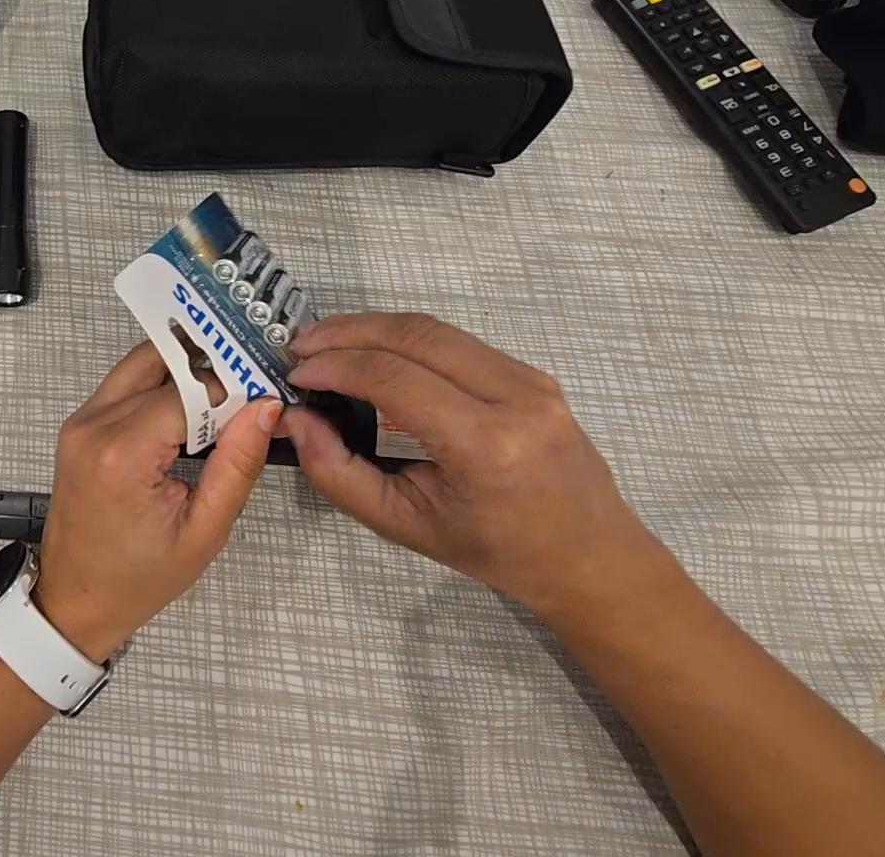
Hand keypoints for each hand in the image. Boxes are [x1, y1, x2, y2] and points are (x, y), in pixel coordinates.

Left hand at [36, 342, 282, 662]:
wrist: (75, 598)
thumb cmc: (136, 578)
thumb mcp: (204, 531)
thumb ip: (238, 464)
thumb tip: (265, 408)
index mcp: (122, 455)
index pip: (188, 392)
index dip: (231, 389)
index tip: (263, 398)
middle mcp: (93, 427)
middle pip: (163, 366)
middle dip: (210, 372)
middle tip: (247, 389)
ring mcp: (80, 422)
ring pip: (141, 364)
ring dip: (183, 371)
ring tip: (220, 400)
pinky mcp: (78, 425)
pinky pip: (123, 384)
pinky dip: (158, 386)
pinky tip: (186, 413)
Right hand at [282, 313, 664, 614]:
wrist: (589, 556)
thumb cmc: (494, 551)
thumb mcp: (403, 524)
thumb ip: (338, 473)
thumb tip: (296, 420)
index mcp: (486, 445)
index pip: (394, 379)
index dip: (335, 367)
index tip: (295, 373)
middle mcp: (515, 398)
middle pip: (414, 335)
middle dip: (346, 332)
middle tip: (300, 346)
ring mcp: (530, 378)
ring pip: (434, 329)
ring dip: (372, 327)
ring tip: (325, 343)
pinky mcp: (531, 372)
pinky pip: (454, 341)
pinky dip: (402, 338)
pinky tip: (371, 353)